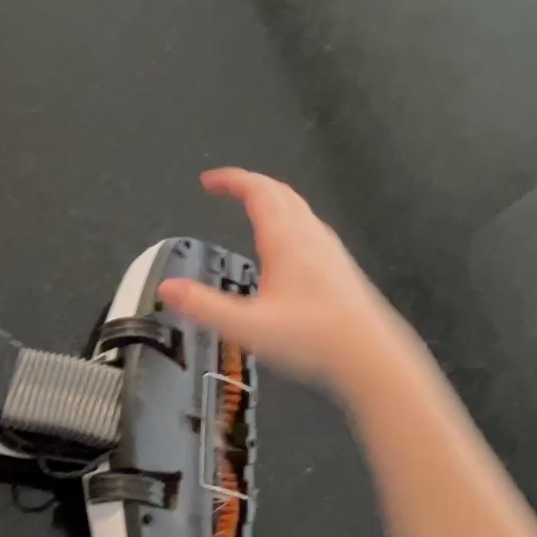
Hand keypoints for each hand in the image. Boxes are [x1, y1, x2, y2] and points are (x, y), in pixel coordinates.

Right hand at [158, 168, 414, 393]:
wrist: (369, 355)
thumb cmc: (311, 337)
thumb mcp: (246, 326)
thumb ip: (203, 306)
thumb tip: (166, 288)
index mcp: (286, 240)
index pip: (258, 192)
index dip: (232, 180)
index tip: (208, 181)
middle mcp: (309, 236)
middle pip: (280, 193)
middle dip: (249, 184)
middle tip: (223, 187)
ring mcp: (327, 250)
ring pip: (297, 208)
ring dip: (270, 199)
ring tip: (248, 206)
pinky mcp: (336, 267)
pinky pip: (306, 227)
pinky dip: (285, 219)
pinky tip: (280, 243)